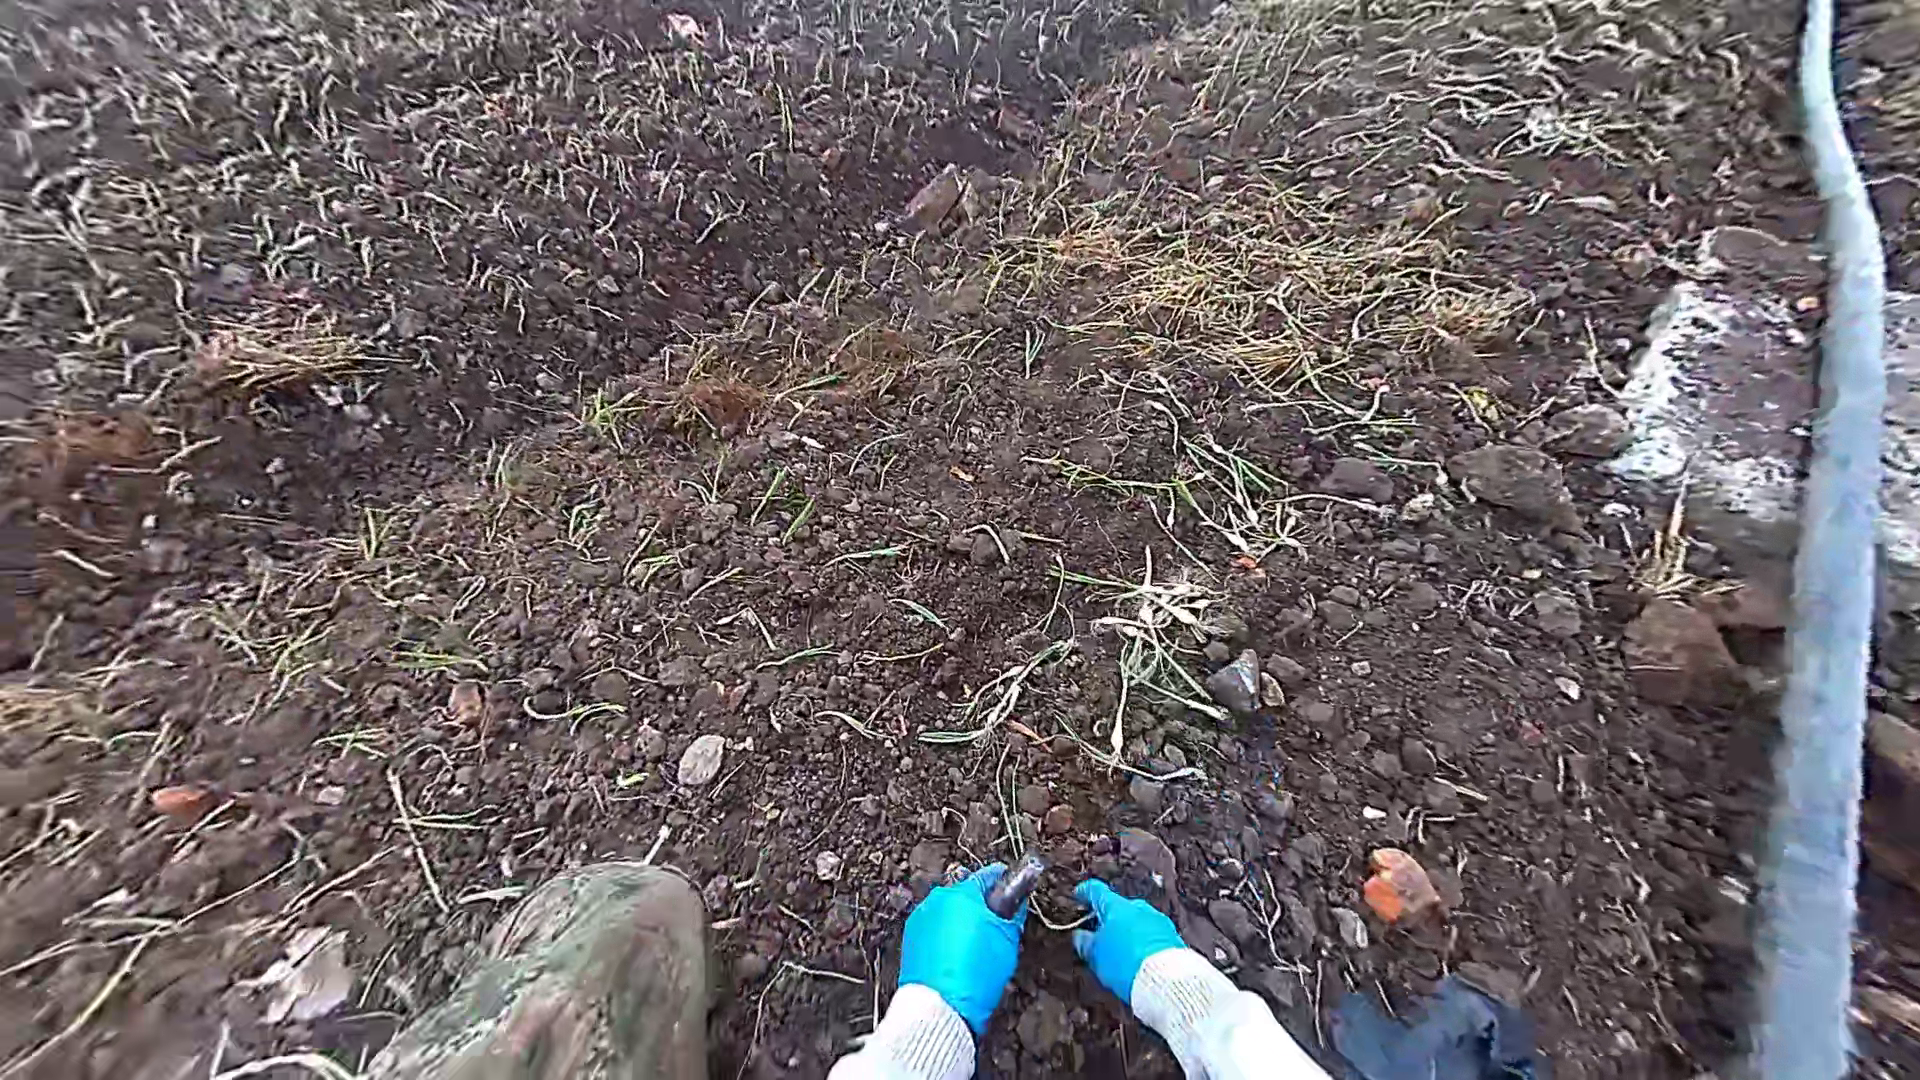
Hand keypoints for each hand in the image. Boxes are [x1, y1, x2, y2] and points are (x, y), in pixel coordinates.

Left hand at [898, 863, 1027, 1033]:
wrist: (939, 1009)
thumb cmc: (975, 975)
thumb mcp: (1007, 942)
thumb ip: (1013, 915)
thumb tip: (1018, 902)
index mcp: (963, 893)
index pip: (987, 876)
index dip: (1002, 880)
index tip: (1010, 885)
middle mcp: (939, 898)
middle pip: (966, 892)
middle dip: (979, 904)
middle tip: (993, 923)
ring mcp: (922, 915)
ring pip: (948, 909)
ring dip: (959, 918)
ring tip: (972, 944)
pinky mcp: (911, 935)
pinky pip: (933, 926)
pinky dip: (943, 933)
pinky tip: (954, 953)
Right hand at [1072, 879, 1186, 1005]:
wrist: (1168, 983)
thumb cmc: (1129, 965)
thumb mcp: (1096, 956)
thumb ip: (1085, 943)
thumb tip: (1080, 937)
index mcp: (1116, 905)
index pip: (1096, 890)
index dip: (1085, 892)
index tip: (1079, 895)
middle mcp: (1138, 908)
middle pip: (1117, 908)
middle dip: (1108, 920)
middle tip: (1099, 936)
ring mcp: (1157, 921)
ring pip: (1136, 922)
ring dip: (1127, 933)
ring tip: (1121, 955)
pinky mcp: (1173, 938)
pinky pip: (1152, 936)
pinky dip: (1143, 944)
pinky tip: (1139, 960)